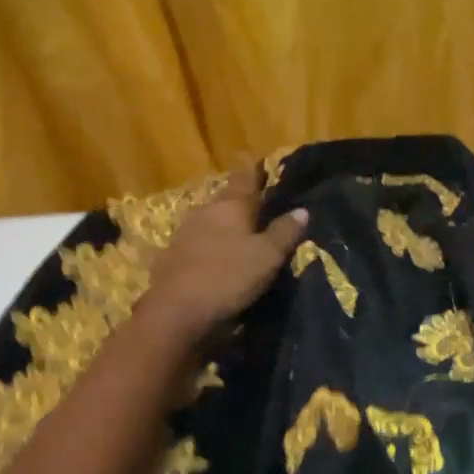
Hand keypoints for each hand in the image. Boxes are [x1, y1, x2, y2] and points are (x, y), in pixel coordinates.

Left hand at [141, 167, 307, 342]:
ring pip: (208, 220)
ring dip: (223, 223)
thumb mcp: (267, 257)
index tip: (263, 161)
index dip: (255, 169)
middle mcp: (204, 212)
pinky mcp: (171, 257)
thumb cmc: (229, 278)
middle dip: (240, 198)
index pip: (245, 177)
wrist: (177, 311)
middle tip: (258, 202)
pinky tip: (214, 256)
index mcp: (230, 205)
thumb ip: (284, 232)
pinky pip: (196, 243)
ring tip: (239, 231)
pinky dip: (209, 245)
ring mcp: (184, 234)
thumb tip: (302, 210)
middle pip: (225, 198)